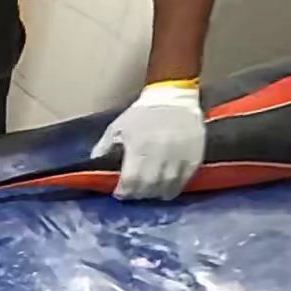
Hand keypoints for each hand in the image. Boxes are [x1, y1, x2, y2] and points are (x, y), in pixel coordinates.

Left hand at [91, 82, 205, 200]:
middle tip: (134, 195)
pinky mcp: (196, 150)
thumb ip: (103, 146)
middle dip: (139, 194)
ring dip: (157, 194)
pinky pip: (187, 174)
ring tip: (150, 195)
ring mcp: (181, 151)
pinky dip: (177, 186)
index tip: (120, 194)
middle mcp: (161, 150)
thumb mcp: (116, 127)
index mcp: (139, 146)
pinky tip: (168, 190)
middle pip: (149, 184)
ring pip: (168, 183)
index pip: (131, 179)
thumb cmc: (140, 114)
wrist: (172, 95)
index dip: (124, 191)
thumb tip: (94, 162)